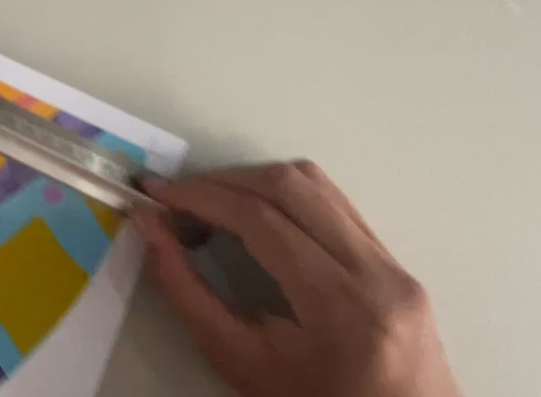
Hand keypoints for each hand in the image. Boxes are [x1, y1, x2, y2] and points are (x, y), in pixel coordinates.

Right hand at [132, 161, 460, 396]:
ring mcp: (394, 266)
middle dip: (219, 180)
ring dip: (250, 180)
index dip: (198, 195)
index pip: (260, 218)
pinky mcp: (395, 263)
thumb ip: (183, 287)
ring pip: (312, 182)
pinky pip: (330, 202)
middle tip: (178, 198)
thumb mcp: (235, 359)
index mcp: (343, 307)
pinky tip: (253, 217)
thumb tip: (146, 220)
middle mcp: (379, 275)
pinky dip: (281, 194)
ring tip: (213, 205)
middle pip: (287, 185)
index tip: (154, 193)